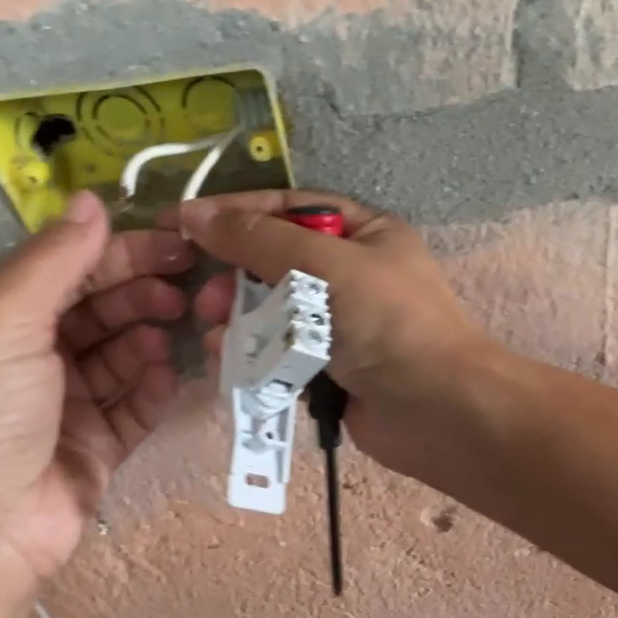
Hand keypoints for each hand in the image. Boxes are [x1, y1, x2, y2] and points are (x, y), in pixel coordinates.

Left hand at [0, 191, 193, 590]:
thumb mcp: (3, 319)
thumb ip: (55, 260)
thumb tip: (91, 198)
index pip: (68, 268)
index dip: (120, 251)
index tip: (178, 245)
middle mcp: (28, 356)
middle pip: (100, 310)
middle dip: (144, 294)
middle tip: (190, 293)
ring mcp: (65, 405)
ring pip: (123, 356)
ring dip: (152, 340)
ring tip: (182, 334)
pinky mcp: (95, 448)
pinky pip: (135, 406)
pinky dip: (154, 388)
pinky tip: (169, 376)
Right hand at [160, 191, 493, 470]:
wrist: (436, 408)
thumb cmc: (387, 322)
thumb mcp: (324, 264)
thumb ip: (257, 239)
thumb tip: (194, 213)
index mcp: (366, 234)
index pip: (290, 208)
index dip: (236, 212)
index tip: (181, 223)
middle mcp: (355, 274)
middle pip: (277, 262)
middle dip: (236, 276)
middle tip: (206, 297)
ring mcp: (343, 326)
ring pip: (275, 312)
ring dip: (240, 319)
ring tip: (215, 330)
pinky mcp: (332, 371)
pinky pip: (282, 354)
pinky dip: (256, 355)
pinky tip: (230, 360)